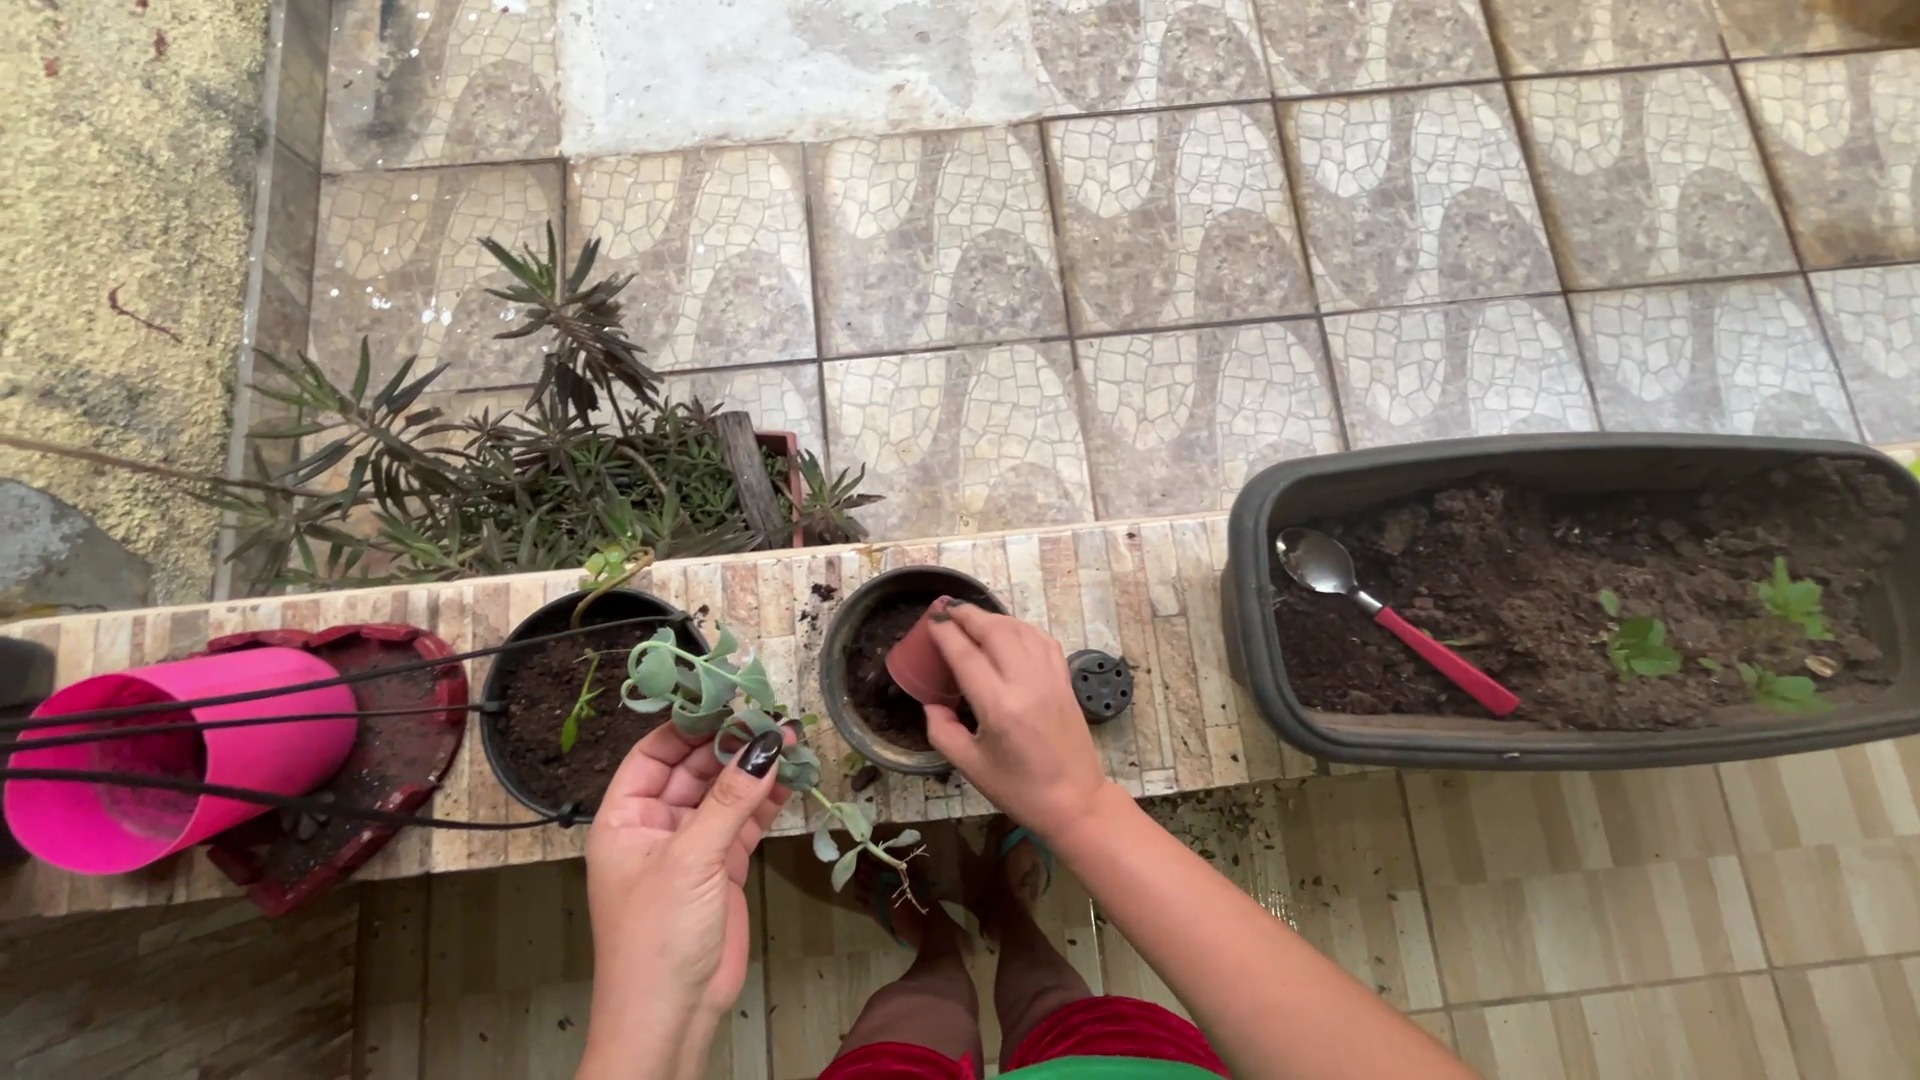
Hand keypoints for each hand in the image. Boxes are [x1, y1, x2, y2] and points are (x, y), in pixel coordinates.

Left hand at [577, 723, 790, 1079]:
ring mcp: (692, 845)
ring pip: (725, 792)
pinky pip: (744, 820)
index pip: (654, 754)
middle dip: (732, 745)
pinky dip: (767, 800)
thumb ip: (730, 800)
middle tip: (772, 718)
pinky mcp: (722, 865)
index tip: (730, 701)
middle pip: (695, 769)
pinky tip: (791, 779)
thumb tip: (765, 743)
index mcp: (625, 818)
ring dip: (755, 769)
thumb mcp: (690, 861)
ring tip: (792, 740)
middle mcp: (656, 825)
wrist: (672, 1018)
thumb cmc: (656, 939)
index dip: (690, 726)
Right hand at [922, 600, 1111, 840]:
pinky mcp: (1064, 680)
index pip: (966, 655)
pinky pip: (1042, 640)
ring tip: (972, 617)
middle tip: (947, 609)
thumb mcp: (969, 766)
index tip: (932, 620)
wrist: (1075, 801)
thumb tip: (930, 703)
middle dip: (968, 615)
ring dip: (993, 618)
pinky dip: (1021, 628)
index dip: (946, 633)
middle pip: (994, 631)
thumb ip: (942, 731)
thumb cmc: (1019, 789)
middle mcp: (1026, 683)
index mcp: (999, 707)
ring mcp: (1050, 678)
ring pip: (1020, 630)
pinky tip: (1008, 631)